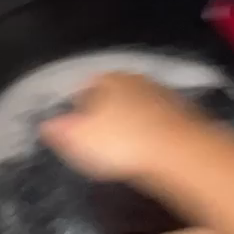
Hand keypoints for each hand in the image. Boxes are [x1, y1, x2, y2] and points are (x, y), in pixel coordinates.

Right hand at [40, 72, 212, 182]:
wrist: (183, 155)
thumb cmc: (122, 143)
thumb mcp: (78, 139)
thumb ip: (60, 130)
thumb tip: (45, 125)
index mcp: (109, 79)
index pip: (87, 87)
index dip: (78, 107)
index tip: (76, 128)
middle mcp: (138, 80)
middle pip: (116, 94)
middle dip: (108, 112)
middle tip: (99, 138)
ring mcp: (166, 96)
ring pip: (141, 108)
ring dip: (134, 124)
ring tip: (125, 149)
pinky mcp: (189, 117)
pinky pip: (162, 124)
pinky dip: (155, 135)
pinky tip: (151, 154)